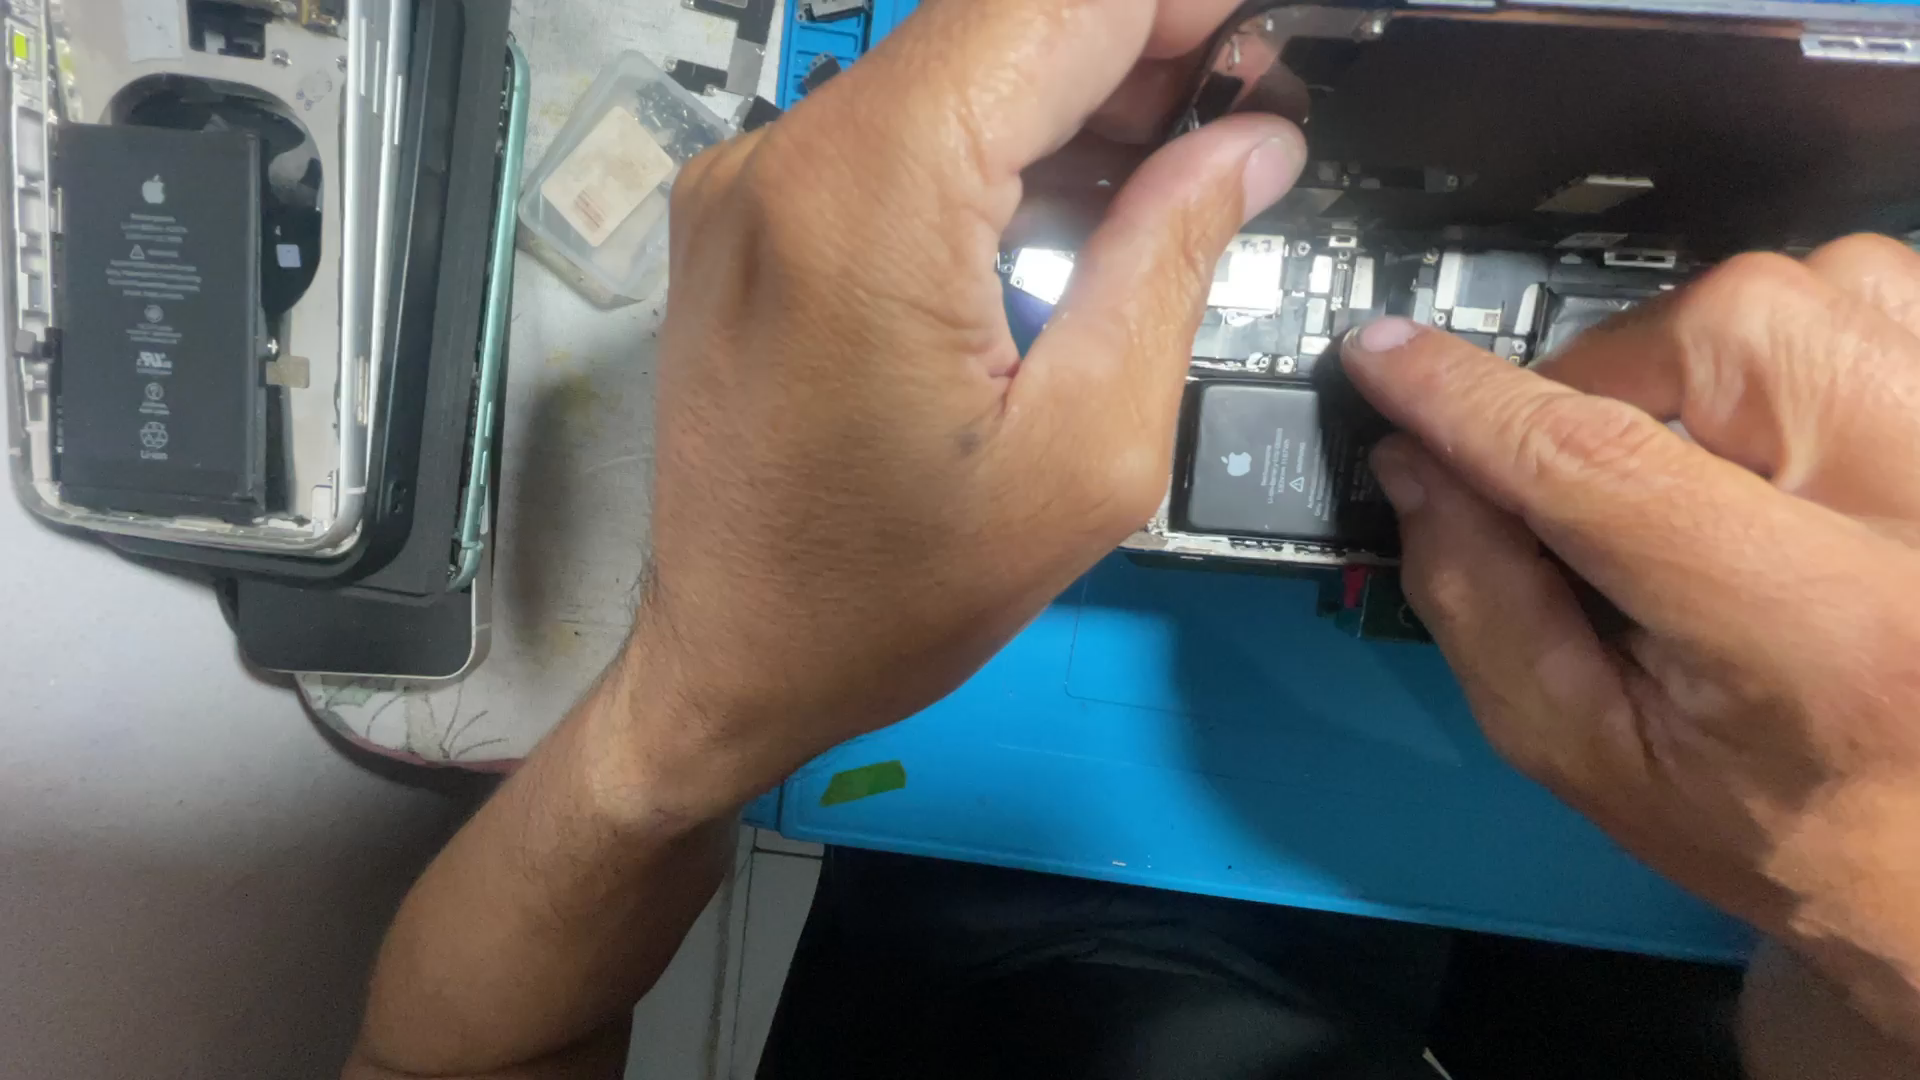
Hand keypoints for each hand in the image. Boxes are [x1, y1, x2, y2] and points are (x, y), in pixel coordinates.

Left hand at [616, 0, 1305, 817]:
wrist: (739, 658)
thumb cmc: (898, 596)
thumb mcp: (1084, 457)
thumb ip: (1170, 266)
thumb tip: (1245, 147)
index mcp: (871, 200)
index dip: (1183, 6)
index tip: (1259, 64)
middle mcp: (782, 160)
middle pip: (995, 25)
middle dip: (1129, 56)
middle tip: (1223, 136)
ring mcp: (744, 189)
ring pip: (941, 79)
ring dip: (1057, 113)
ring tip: (1148, 192)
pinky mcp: (739, 231)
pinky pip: (885, 144)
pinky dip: (980, 161)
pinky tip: (1043, 226)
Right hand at [1343, 235, 1919, 1045]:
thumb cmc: (1749, 816)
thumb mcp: (1565, 735)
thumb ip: (1471, 597)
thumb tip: (1411, 463)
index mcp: (1812, 631)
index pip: (1594, 463)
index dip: (1464, 399)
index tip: (1379, 353)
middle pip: (1727, 333)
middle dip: (1600, 372)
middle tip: (1569, 455)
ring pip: (1814, 289)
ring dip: (1691, 355)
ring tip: (1680, 447)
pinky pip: (1886, 290)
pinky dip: (1788, 335)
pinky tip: (1767, 423)